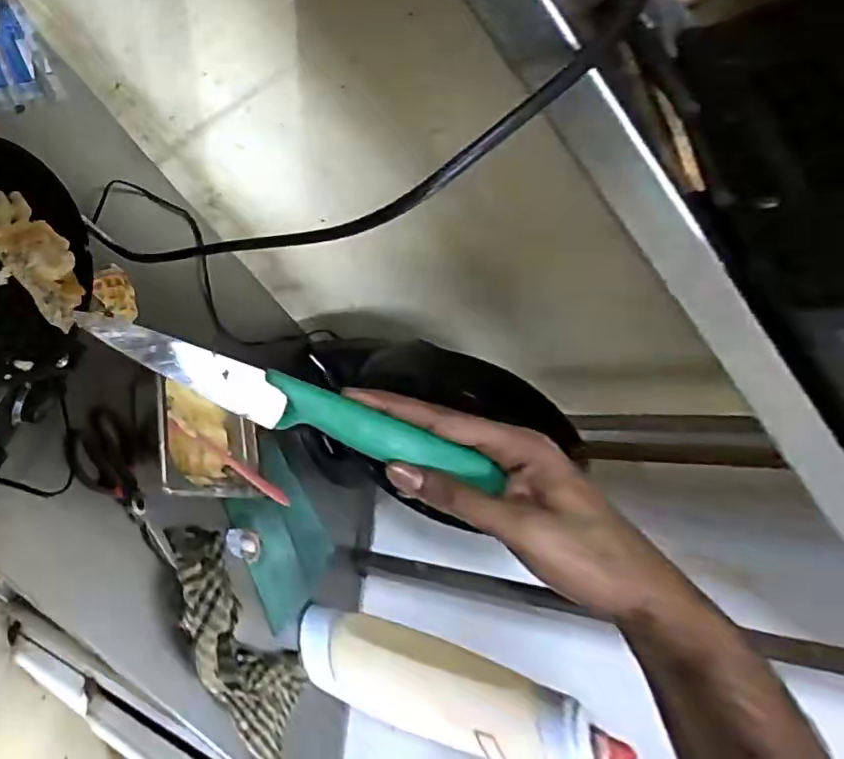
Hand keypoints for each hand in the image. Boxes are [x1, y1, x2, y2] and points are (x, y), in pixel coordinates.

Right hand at [345, 389, 699, 622]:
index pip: (444, 419)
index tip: (353, 396)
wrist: (649, 603)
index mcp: (521, 446)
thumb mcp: (520, 527)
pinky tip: (406, 460)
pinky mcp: (512, 487)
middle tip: (350, 407)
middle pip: (443, 424)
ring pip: (449, 444)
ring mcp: (515, 467)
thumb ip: (455, 495)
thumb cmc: (592, 560)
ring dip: (409, 436)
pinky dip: (428, 460)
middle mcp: (516, 447)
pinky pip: (458, 464)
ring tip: (367, 427)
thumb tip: (395, 468)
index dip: (395, 407)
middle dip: (395, 414)